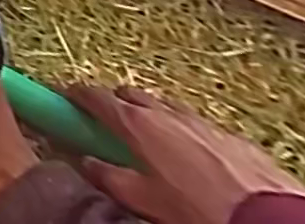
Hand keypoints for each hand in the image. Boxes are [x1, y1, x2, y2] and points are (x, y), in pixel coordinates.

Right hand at [67, 87, 304, 223]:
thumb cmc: (202, 212)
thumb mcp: (144, 200)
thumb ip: (106, 175)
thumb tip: (84, 161)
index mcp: (135, 122)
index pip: (91, 94)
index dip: (73, 94)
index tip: (64, 98)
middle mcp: (165, 113)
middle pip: (129, 93)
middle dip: (115, 101)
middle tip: (110, 120)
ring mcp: (205, 125)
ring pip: (167, 107)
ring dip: (154, 114)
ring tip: (156, 138)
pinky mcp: (241, 142)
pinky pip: (205, 128)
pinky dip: (192, 134)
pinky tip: (200, 158)